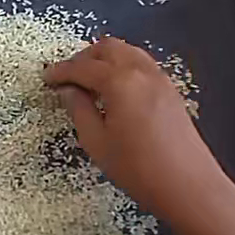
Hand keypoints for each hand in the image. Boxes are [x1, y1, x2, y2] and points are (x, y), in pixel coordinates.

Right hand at [44, 37, 234, 226]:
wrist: (188, 185)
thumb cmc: (137, 168)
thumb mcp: (96, 142)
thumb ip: (79, 110)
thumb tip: (68, 91)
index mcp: (119, 81)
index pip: (83, 67)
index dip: (61, 71)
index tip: (46, 78)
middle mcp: (141, 71)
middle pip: (107, 48)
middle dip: (83, 58)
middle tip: (67, 77)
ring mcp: (160, 78)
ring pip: (127, 52)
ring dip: (104, 59)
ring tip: (88, 82)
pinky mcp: (170, 90)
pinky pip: (141, 64)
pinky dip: (122, 67)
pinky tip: (114, 90)